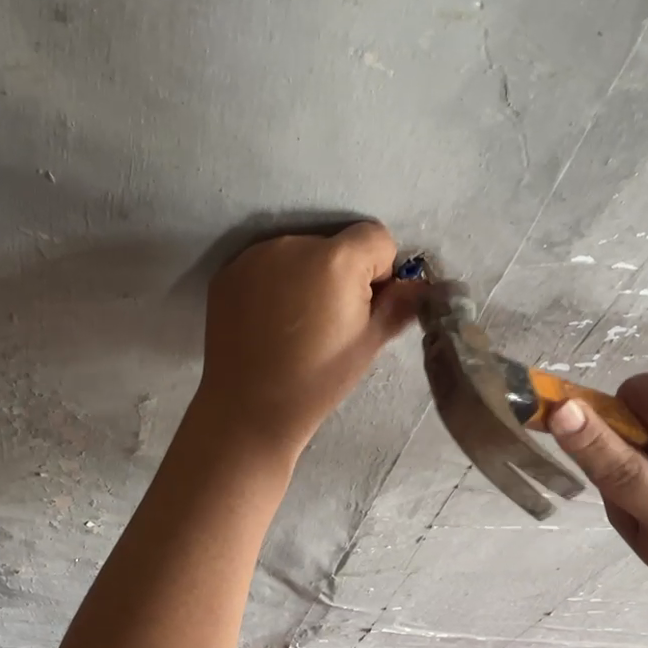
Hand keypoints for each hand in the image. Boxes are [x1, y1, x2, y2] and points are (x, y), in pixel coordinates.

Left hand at [196, 222, 422, 451]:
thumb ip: (400, 304)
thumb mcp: (368, 344)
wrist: (249, 409)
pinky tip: (267, 324)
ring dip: (305, 277)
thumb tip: (418, 285)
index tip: (365, 307)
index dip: (380, 272)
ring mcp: (255, 257)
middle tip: (327, 322)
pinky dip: (272, 286)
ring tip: (295, 325)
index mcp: (336, 260)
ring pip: (298, 254)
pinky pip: (264, 267)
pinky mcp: (228, 274)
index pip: (376, 238)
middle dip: (340, 273)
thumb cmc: (317, 381)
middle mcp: (293, 245)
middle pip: (334, 245)